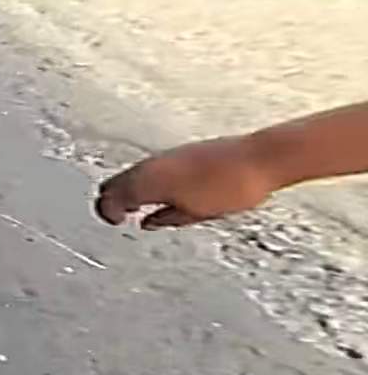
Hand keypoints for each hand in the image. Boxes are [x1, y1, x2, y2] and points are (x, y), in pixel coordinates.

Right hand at [95, 135, 282, 227]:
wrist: (266, 156)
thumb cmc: (233, 185)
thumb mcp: (197, 213)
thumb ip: (166, 219)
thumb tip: (150, 223)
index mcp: (141, 186)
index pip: (108, 201)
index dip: (108, 214)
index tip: (116, 221)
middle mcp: (145, 169)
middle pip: (113, 185)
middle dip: (113, 199)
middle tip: (121, 211)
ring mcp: (162, 157)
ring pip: (131, 175)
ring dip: (132, 188)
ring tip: (146, 201)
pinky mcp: (180, 152)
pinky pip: (152, 167)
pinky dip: (150, 179)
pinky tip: (169, 188)